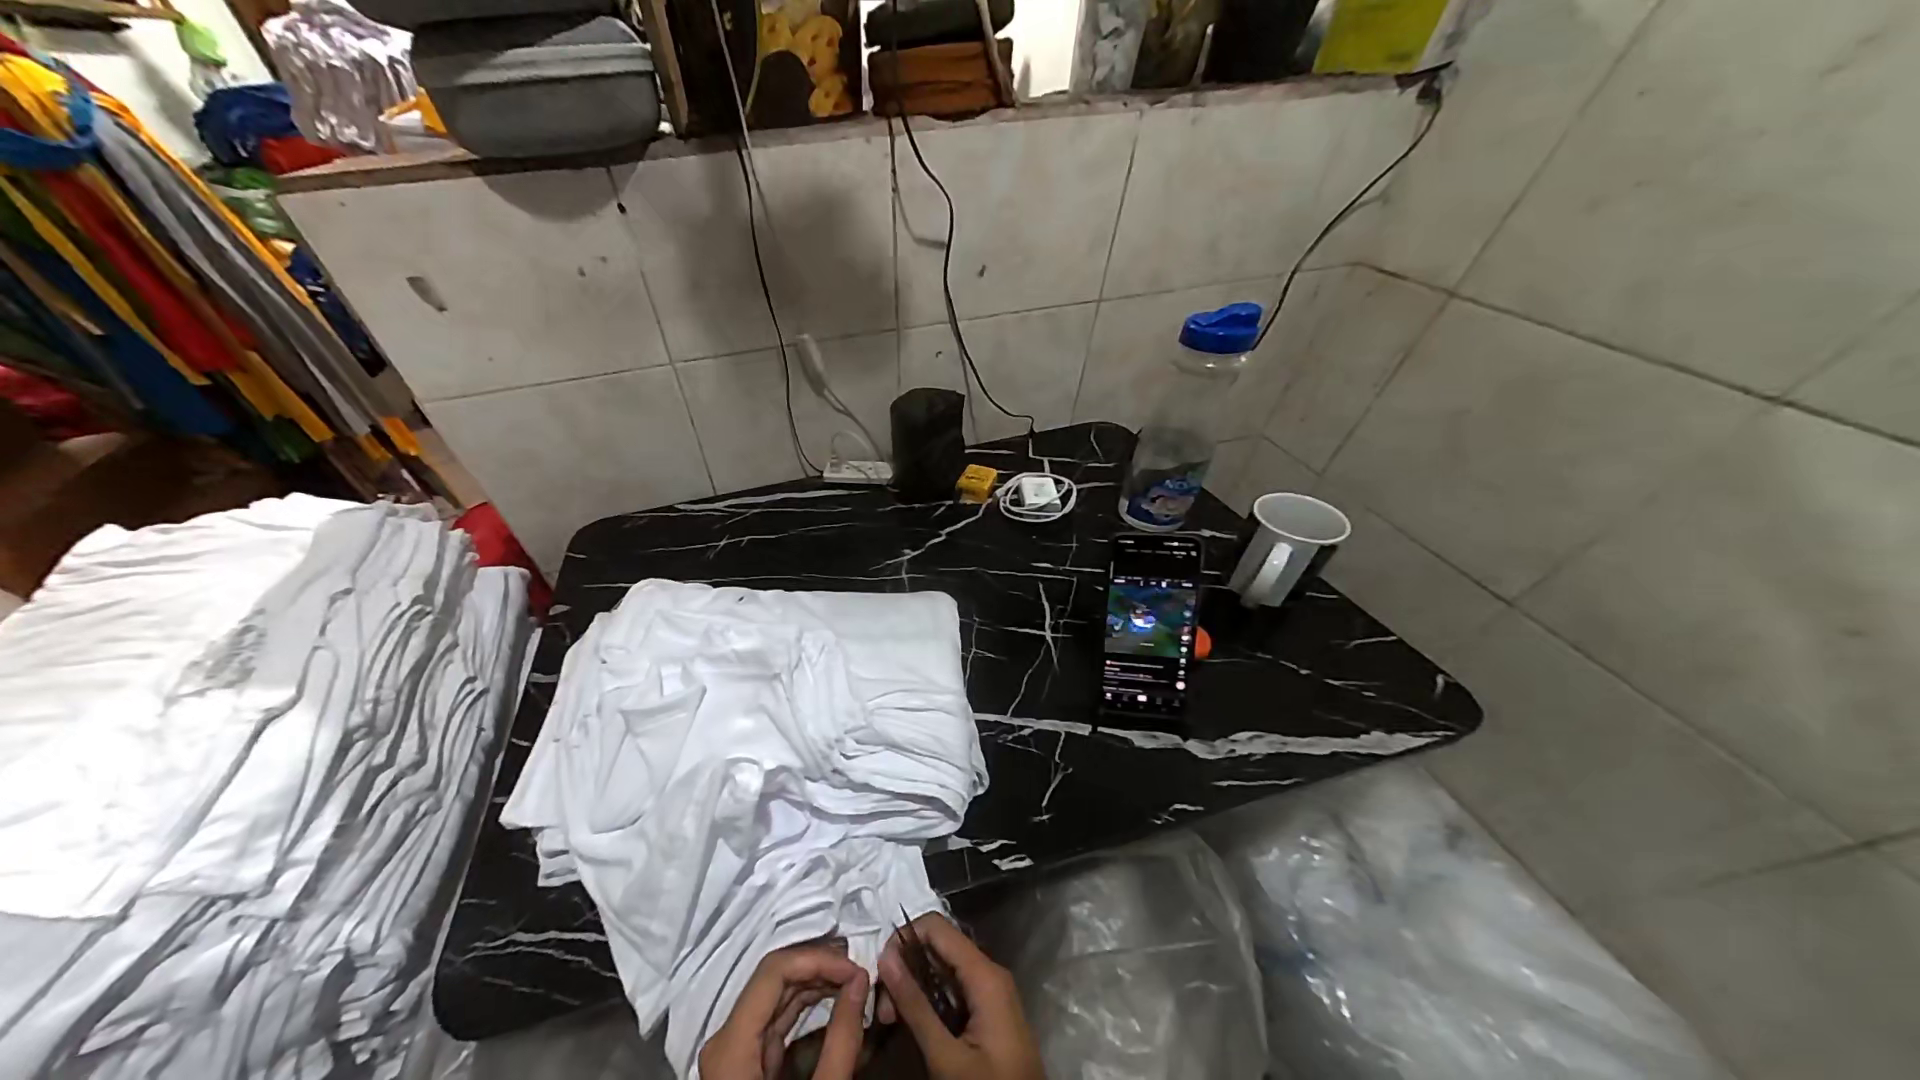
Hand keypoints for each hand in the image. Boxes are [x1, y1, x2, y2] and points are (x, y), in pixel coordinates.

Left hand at [699, 942, 869, 1079]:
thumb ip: (843, 1038)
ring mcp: (734, 1050)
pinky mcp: (745, 1062)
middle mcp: (726, 1038)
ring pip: (776, 995)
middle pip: (774, 979)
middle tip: (862, 974)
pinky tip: (837, 1004)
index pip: (774, 970)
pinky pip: (777, 1019)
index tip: (857, 969)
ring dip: (818, 983)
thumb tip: (861, 979)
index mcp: (732, 1043)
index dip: (818, 959)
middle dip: (821, 968)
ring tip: (856, 985)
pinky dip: (808, 1007)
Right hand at [878, 914, 1044, 1079]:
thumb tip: (886, 958)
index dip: (904, 939)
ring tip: (893, 1022)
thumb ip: (916, 1006)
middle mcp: (989, 971)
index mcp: (985, 974)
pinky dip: (929, 1000)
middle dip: (906, 970)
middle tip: (885, 1012)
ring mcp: (990, 990)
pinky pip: (953, 989)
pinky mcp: (987, 1009)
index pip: (936, 927)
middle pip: (938, 947)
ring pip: (942, 969)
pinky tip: (912, 1024)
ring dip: (914, 988)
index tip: (881, 974)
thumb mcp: (946, 1056)